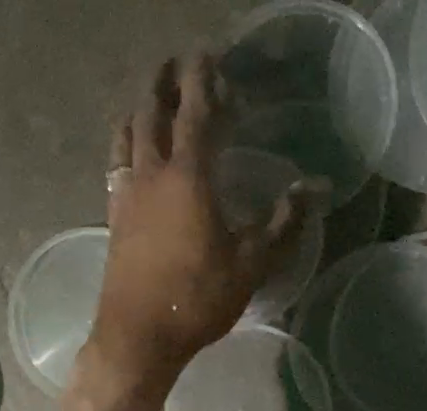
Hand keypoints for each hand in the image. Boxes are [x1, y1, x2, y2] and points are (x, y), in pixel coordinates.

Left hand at [55, 55, 310, 410]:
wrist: (137, 338)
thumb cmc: (197, 299)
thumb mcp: (251, 264)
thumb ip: (283, 223)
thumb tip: (313, 189)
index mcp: (187, 176)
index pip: (195, 111)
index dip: (203, 79)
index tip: (207, 56)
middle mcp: (150, 175)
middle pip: (151, 114)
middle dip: (163, 84)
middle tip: (175, 67)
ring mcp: (125, 198)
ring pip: (126, 138)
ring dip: (138, 112)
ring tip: (149, 103)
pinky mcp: (112, 221)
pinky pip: (116, 168)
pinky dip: (125, 148)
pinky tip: (132, 158)